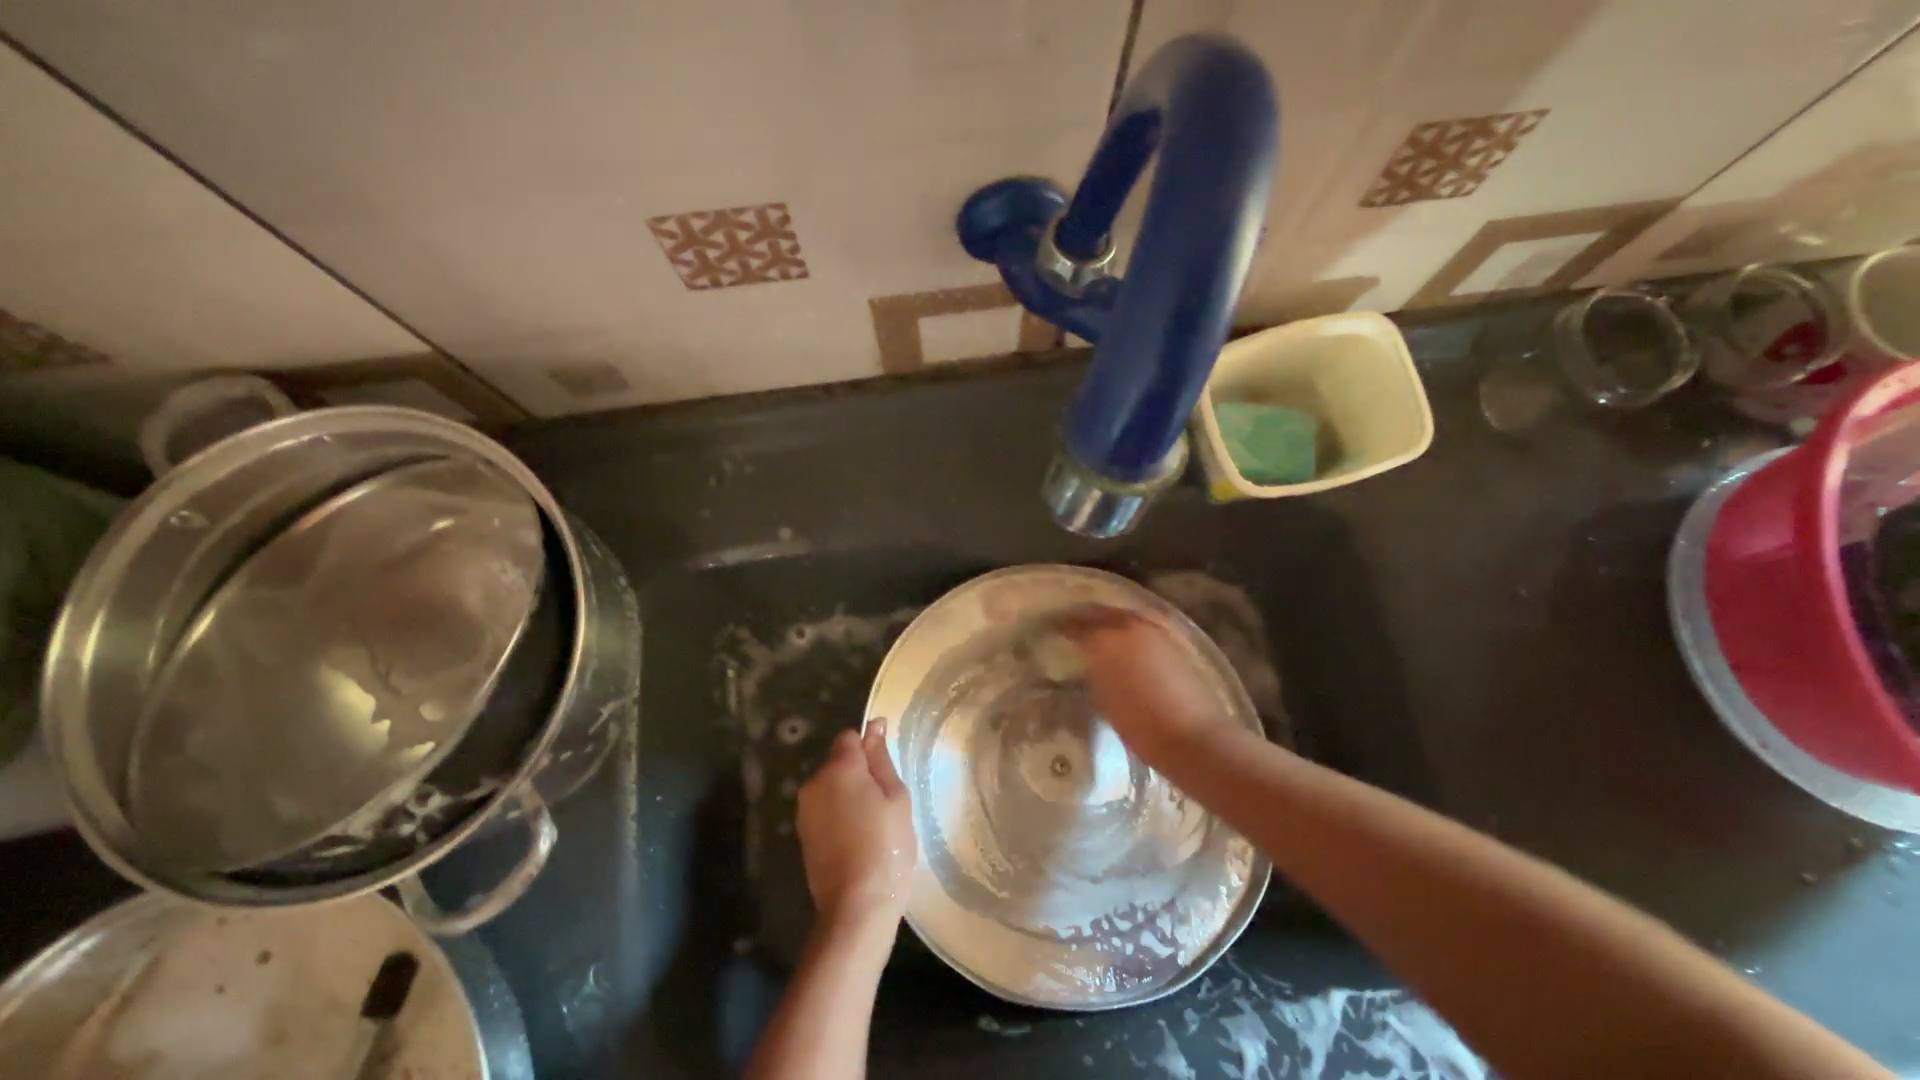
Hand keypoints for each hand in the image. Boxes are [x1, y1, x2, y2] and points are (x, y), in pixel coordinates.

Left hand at [797, 720, 916, 930]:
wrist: (856, 904)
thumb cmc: (886, 846)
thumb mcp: (896, 798)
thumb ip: (881, 760)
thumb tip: (874, 727)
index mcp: (839, 768)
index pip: (850, 738)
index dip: (870, 748)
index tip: (887, 773)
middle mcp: (814, 783)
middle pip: (838, 763)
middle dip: (859, 774)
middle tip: (885, 804)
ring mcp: (804, 810)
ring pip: (830, 787)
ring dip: (848, 795)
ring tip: (872, 825)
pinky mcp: (802, 834)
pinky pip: (824, 810)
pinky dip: (839, 816)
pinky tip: (857, 839)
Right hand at [1056, 605, 1246, 763]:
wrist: (1192, 735)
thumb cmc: (1140, 725)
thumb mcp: (1104, 698)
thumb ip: (1094, 670)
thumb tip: (1090, 659)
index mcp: (1104, 640)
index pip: (1074, 625)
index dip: (1060, 627)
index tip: (1051, 630)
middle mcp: (1128, 626)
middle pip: (1099, 612)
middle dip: (1083, 617)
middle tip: (1070, 624)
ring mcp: (1155, 629)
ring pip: (1123, 614)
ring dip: (1108, 619)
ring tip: (1097, 629)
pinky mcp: (1174, 638)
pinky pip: (1143, 623)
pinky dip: (1130, 627)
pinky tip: (1126, 638)